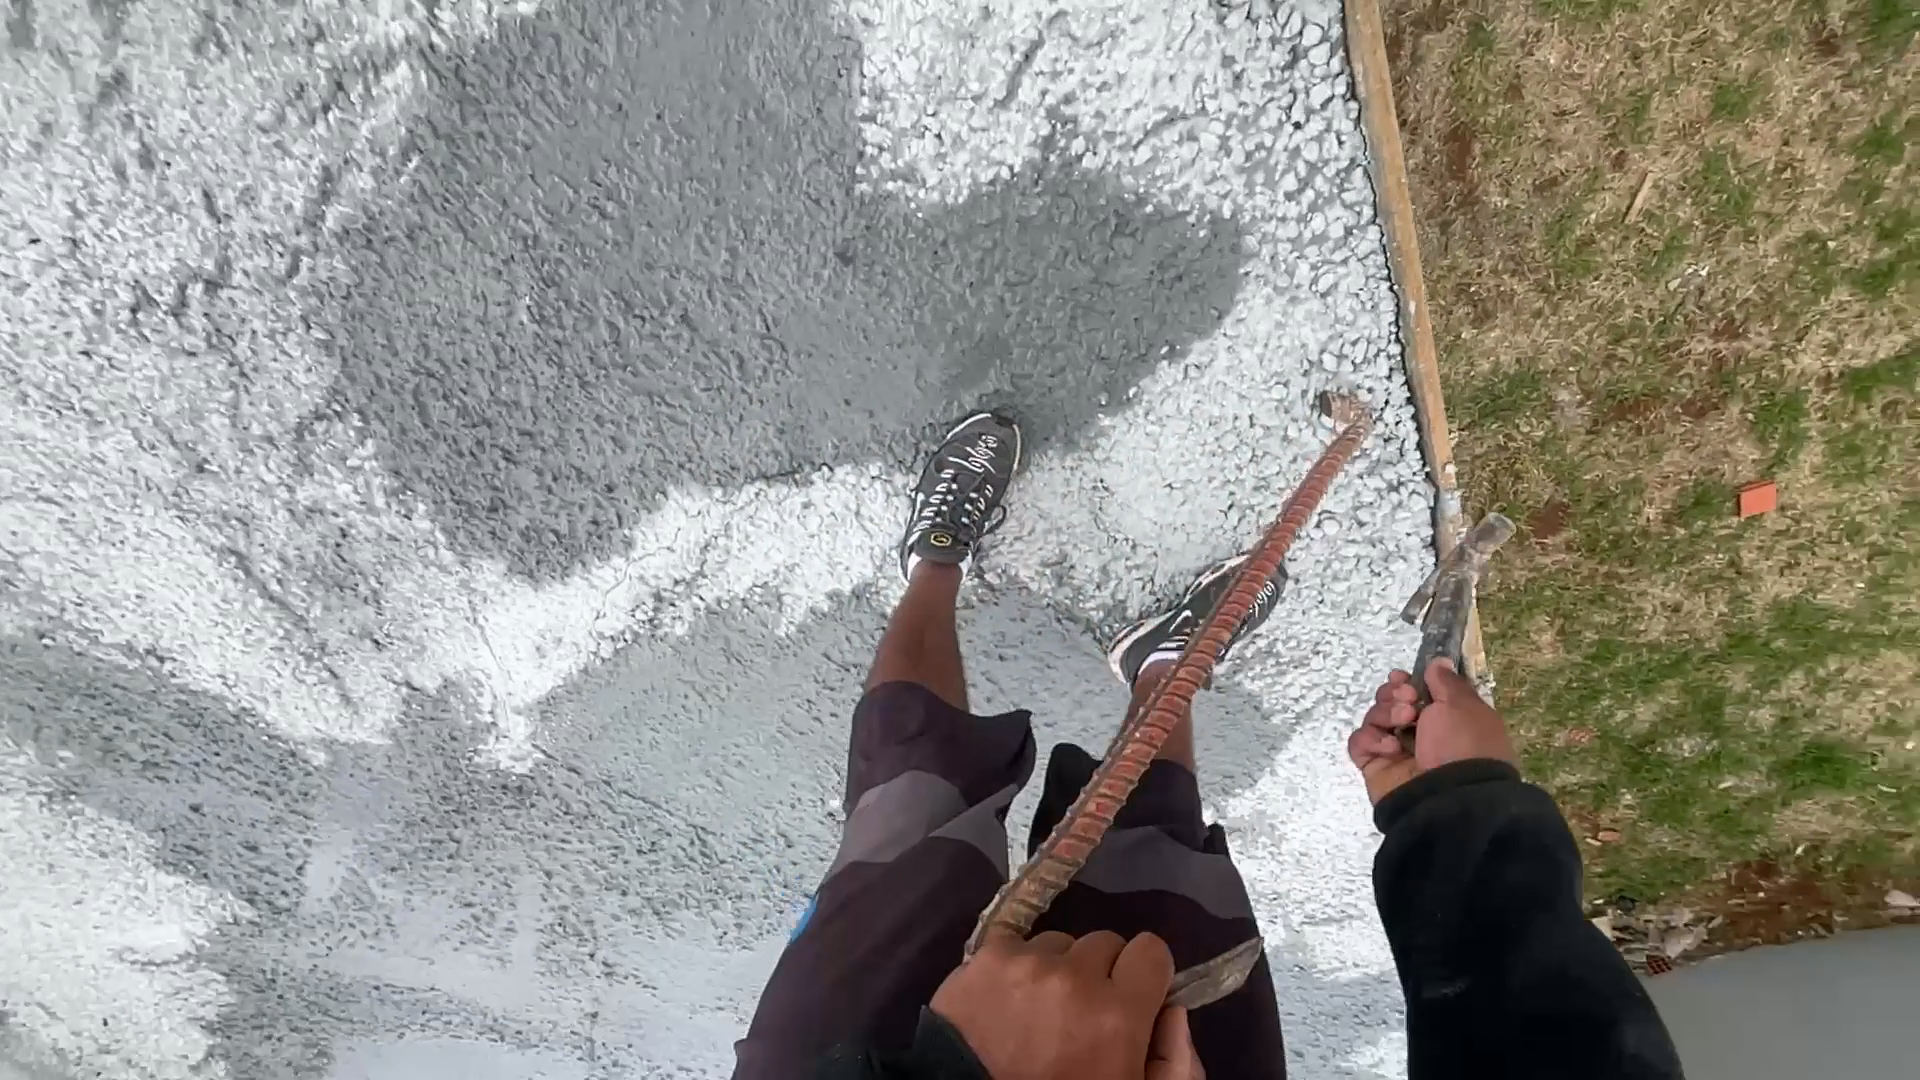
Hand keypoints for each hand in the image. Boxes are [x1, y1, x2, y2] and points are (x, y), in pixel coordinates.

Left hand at [931, 929, 1199, 1079]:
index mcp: (1119, 1015)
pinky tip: (1007, 1002)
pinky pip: (1018, 943)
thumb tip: (1173, 1009)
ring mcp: (1028, 959)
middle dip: (1100, 973)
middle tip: (1081, 1014)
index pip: (1151, 951)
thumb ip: (1172, 1063)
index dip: (1146, 973)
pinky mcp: (988, 953)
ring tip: (1039, 1012)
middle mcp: (1076, 975)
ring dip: (1058, 969)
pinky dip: (1019, 966)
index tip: (1134, 995)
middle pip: (1105, 943)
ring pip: (1060, 943)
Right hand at [1346, 658, 1515, 803]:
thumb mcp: (1464, 706)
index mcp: (1447, 722)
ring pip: (1374, 718)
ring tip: (1403, 723)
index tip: (1403, 677)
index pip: (1415, 694)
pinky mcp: (1374, 766)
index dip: (1405, 682)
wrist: (1450, 795)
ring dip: (1386, 713)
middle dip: (1394, 695)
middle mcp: (1420, 735)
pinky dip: (1371, 740)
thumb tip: (1438, 662)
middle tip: (1408, 701)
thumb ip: (1446, 682)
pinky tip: (1390, 747)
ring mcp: (1395, 752)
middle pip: (1390, 702)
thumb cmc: (1464, 745)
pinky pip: (1360, 742)